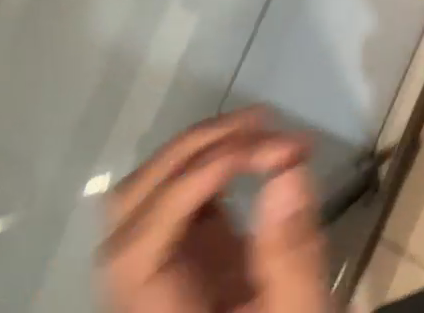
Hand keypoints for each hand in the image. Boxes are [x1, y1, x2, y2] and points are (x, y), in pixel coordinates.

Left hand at [101, 110, 328, 312]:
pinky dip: (215, 168)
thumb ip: (293, 254)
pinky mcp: (188, 261)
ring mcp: (162, 276)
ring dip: (201, 151)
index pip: (136, 248)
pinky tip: (259, 156)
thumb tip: (289, 168)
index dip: (185, 187)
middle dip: (194, 153)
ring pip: (148, 196)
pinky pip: (182, 203)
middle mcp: (141, 298)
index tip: (259, 152)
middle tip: (268, 127)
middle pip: (129, 210)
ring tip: (266, 131)